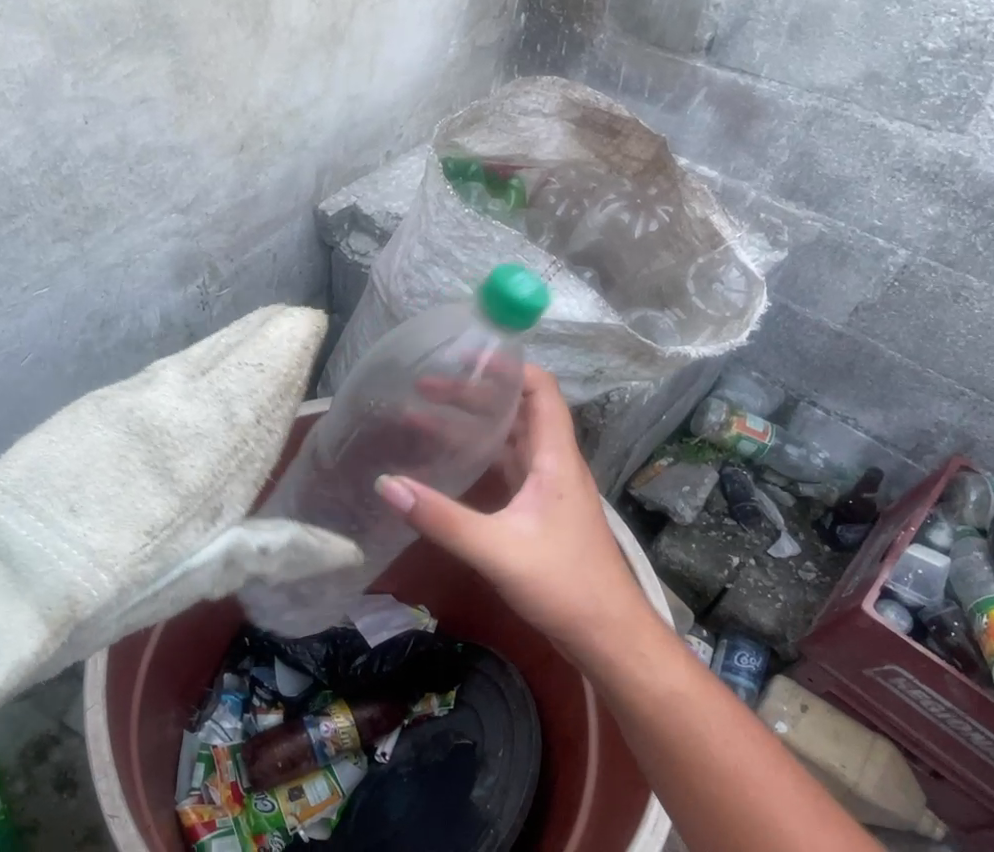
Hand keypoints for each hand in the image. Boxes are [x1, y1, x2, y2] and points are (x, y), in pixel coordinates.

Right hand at [374, 364, 659, 651]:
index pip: (540, 390)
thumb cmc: (564, 585)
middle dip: (473, 394)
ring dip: (471, 425)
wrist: (607, 637)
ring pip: (508, 440)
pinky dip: (476, 456)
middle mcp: (552, 464)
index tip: (463, 356)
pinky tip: (445, 462)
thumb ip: (441, 518)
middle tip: (424, 386)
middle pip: (516, 411)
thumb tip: (386, 484)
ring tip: (423, 414)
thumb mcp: (497, 550)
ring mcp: (546, 489)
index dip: (507, 367)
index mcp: (554, 458)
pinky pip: (504, 469)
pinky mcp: (537, 512)